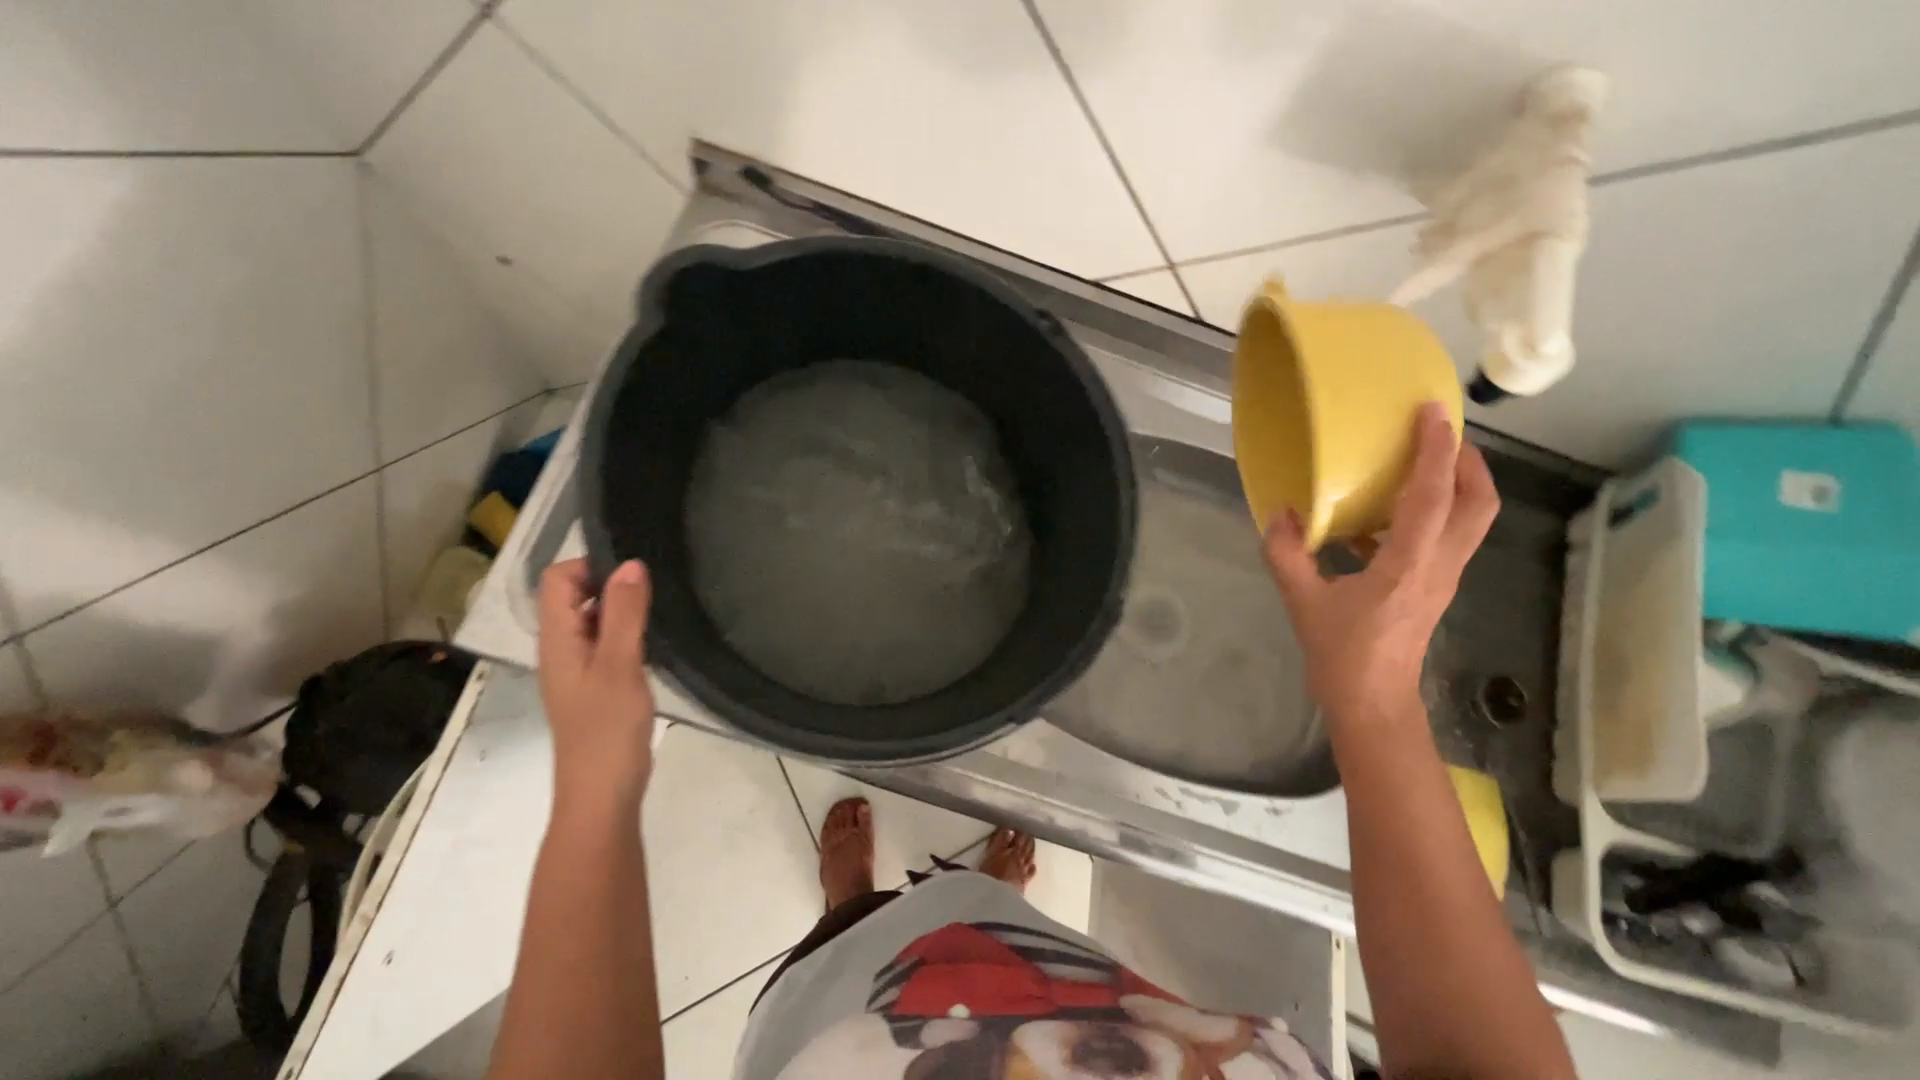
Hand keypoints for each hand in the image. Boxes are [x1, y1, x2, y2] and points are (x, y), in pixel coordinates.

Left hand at [537, 558, 657, 805]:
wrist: (601, 796)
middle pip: (573, 597)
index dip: (590, 566)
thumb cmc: (607, 730)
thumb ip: (624, 613)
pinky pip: (604, 646)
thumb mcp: (620, 665)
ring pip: (592, 622)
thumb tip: (630, 564)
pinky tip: (653, 648)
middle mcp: (560, 650)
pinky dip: (626, 637)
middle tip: (654, 592)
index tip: (634, 575)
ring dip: (621, 612)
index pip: (557, 579)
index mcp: (557, 640)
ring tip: (659, 615)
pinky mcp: (593, 689)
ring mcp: (576, 671)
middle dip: (610, 585)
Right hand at [1262, 403, 1498, 724]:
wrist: (1372, 702)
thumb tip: (1281, 513)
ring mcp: (1443, 577)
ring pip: (1470, 518)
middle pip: (1479, 503)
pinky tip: (1382, 515)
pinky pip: (1446, 536)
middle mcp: (1439, 565)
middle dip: (1466, 462)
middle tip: (1437, 435)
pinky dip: (1429, 511)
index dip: (1435, 451)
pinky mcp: (1434, 586)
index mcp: (1408, 565)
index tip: (1430, 412)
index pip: (1432, 496)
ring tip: (1417, 462)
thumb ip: (1288, 553)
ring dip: (1455, 483)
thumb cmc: (1342, 654)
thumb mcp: (1303, 601)